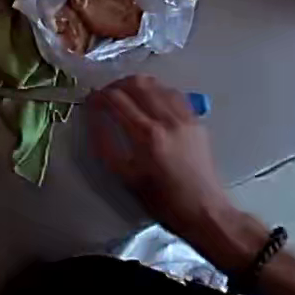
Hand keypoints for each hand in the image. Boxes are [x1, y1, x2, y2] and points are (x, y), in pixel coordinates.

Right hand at [88, 74, 264, 272]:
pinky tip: (150, 99)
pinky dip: (157, 90)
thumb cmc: (163, 200)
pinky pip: (173, 93)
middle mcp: (165, 119)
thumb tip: (94, 119)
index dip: (99, 96)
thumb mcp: (127, 177)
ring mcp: (183, 117)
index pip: (116, 100)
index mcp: (146, 135)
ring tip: (126, 94)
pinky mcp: (195, 120)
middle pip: (136, 84)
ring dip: (136, 84)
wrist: (204, 211)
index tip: (90, 99)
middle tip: (106, 94)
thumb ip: (106, 146)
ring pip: (155, 84)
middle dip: (116, 84)